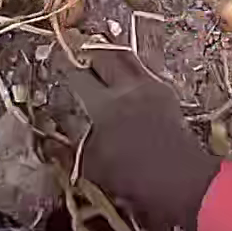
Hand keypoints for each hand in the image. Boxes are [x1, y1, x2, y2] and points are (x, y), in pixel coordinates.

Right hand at [62, 51, 221, 230]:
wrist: (179, 178)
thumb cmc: (132, 176)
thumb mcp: (93, 166)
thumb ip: (70, 144)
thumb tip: (52, 130)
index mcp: (104, 104)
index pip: (79, 76)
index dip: (65, 66)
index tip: (58, 62)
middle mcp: (126, 87)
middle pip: (104, 56)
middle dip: (88, 52)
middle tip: (79, 55)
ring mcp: (149, 85)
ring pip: (126, 56)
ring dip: (111, 54)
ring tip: (101, 57)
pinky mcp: (165, 90)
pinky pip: (143, 68)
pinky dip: (130, 66)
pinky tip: (126, 76)